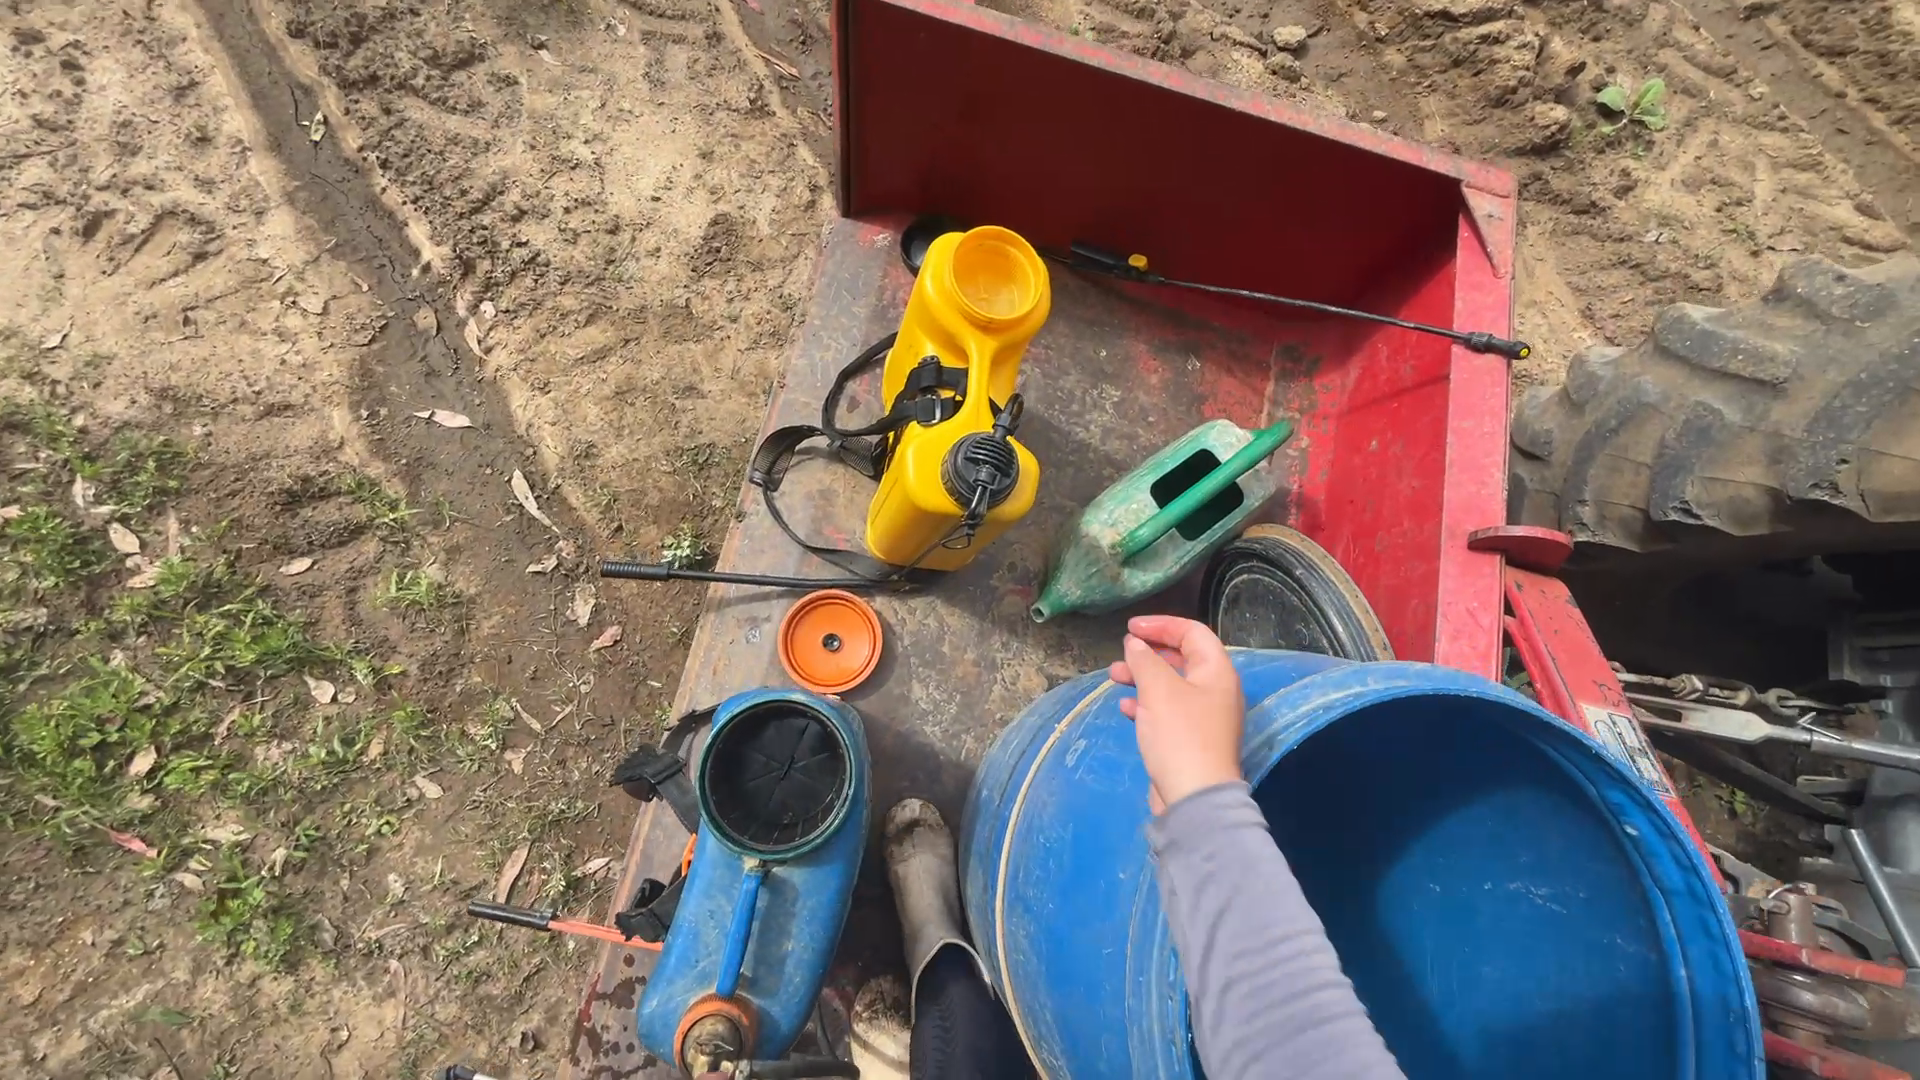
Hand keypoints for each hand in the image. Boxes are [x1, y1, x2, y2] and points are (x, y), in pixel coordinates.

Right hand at [1107, 615, 1245, 814]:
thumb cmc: (1180, 735)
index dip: (1161, 625)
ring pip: (1170, 685)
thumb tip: (1135, 644)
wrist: (1195, 798)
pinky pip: (1166, 710)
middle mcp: (1215, 690)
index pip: (1192, 632)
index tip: (1130, 628)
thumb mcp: (1158, 690)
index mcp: (1217, 672)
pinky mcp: (1190, 738)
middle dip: (1148, 653)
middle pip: (1181, 658)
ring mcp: (1204, 716)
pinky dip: (1146, 703)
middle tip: (1121, 654)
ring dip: (1142, 677)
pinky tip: (1126, 708)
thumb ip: (1145, 660)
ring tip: (1115, 678)